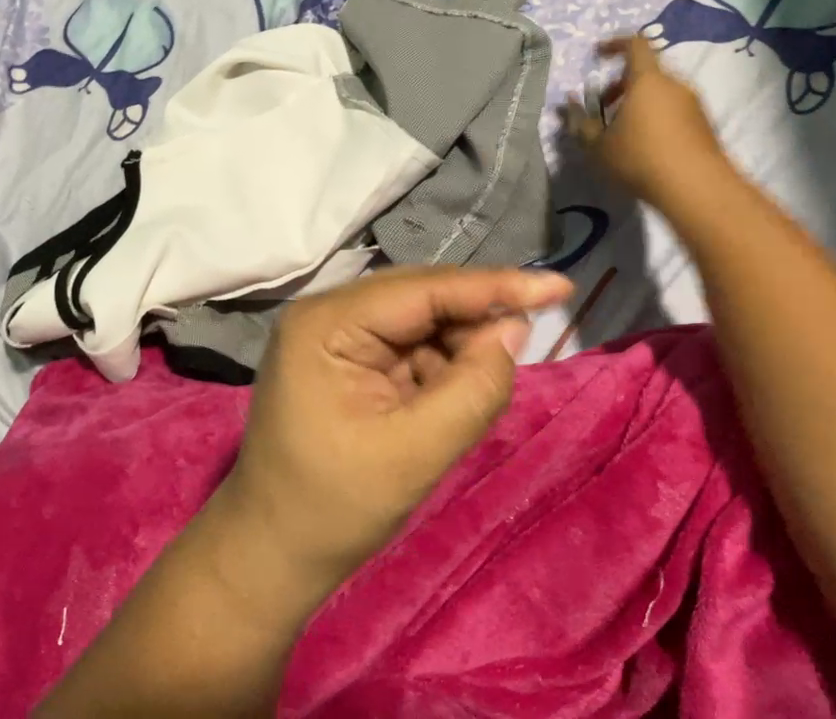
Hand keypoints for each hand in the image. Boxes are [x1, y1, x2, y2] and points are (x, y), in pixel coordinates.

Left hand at [222, 267, 572, 579]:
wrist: (274, 550)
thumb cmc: (335, 506)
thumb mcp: (415, 451)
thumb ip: (473, 388)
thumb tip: (515, 330)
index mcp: (327, 323)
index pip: (423, 289)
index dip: (494, 287)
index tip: (561, 286)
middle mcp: (326, 314)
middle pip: (421, 299)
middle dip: (476, 323)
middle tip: (528, 349)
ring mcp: (332, 336)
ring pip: (419, 323)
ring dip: (458, 351)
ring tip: (475, 397)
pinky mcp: (344, 361)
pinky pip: (406, 349)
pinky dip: (438, 369)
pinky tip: (449, 400)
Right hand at [564, 35, 729, 205]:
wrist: (698, 188)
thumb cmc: (641, 159)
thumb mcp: (598, 146)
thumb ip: (580, 123)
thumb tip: (568, 105)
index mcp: (648, 80)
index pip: (635, 44)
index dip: (613, 45)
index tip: (597, 56)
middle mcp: (675, 84)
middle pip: (646, 70)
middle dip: (621, 83)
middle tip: (604, 107)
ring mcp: (694, 103)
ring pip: (661, 91)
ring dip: (639, 101)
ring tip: (623, 131)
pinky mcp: (704, 123)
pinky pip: (674, 108)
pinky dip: (656, 115)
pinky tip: (646, 145)